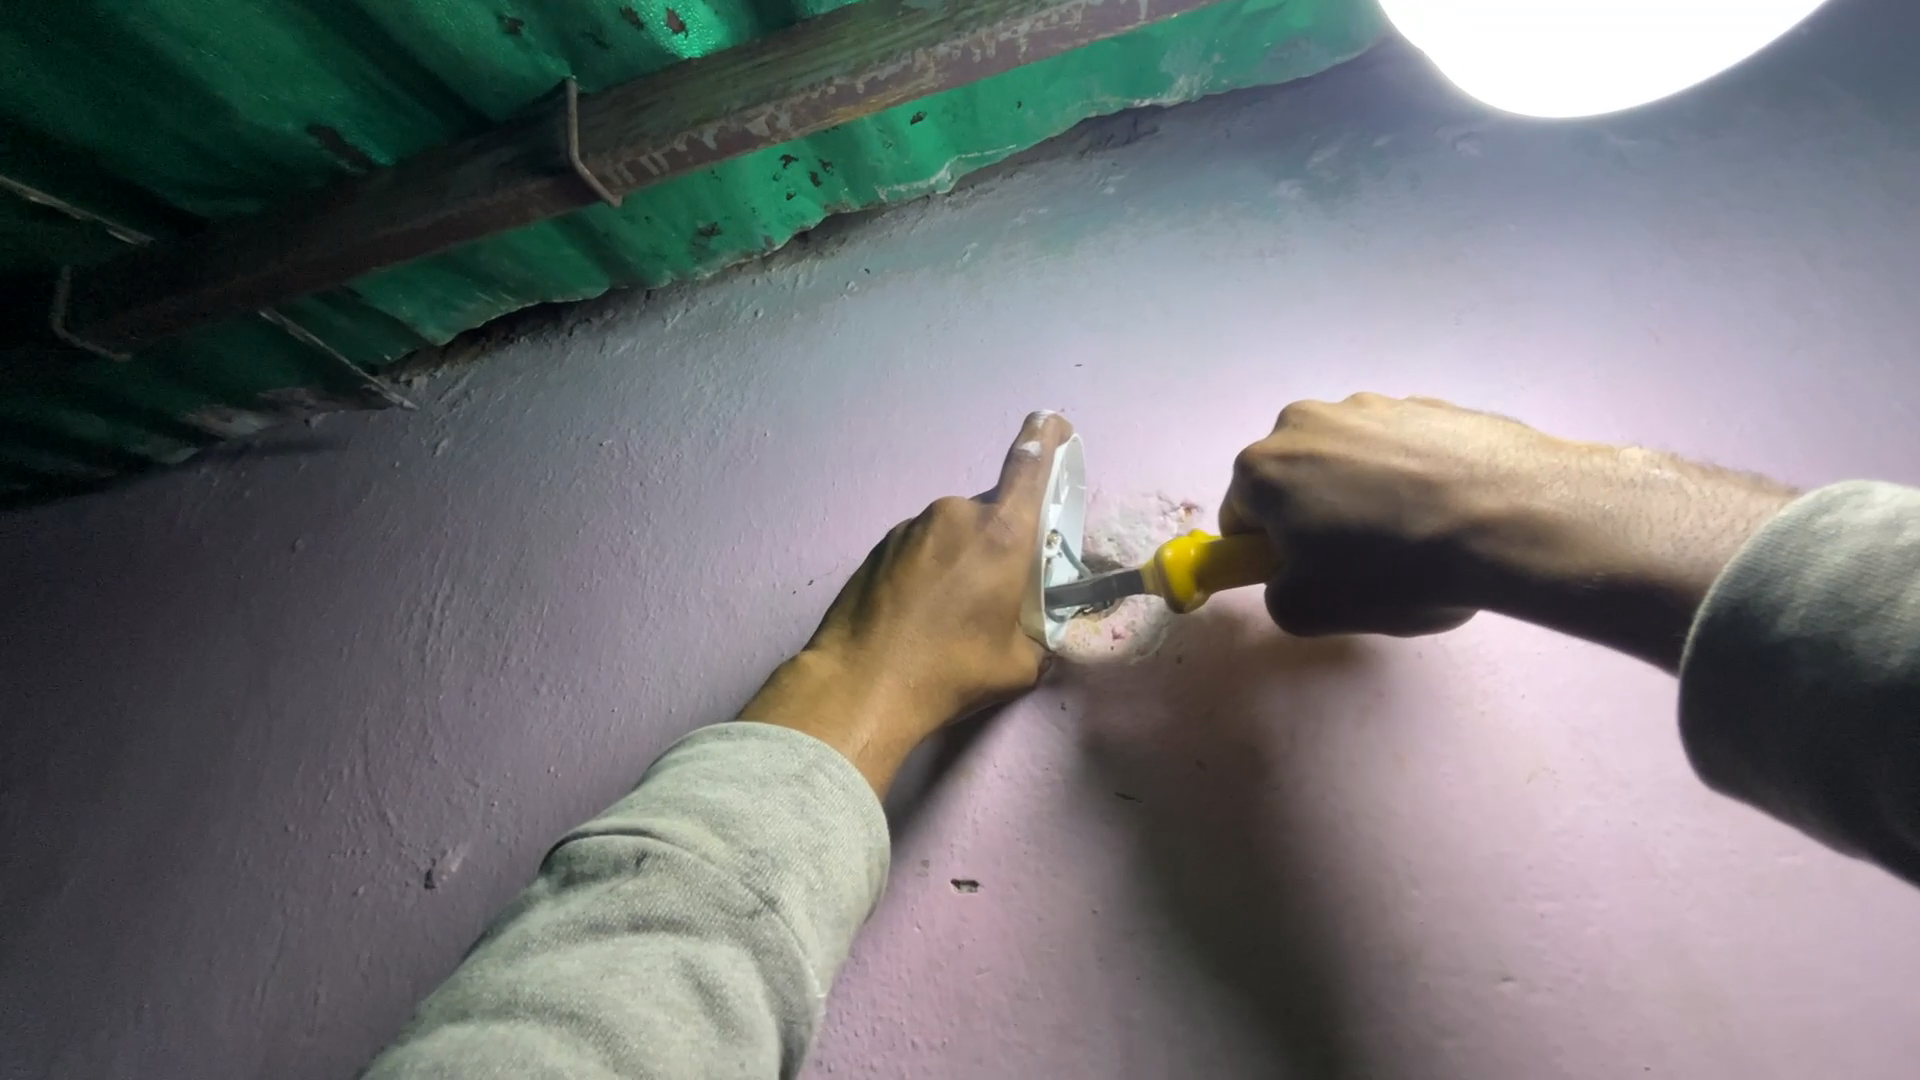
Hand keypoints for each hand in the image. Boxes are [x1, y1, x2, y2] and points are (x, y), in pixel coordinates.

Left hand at [740, 411, 1073, 793]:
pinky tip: (920, 610)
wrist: (860, 685)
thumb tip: (1036, 627)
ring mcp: (912, 525)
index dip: (1048, 437)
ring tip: (951, 609)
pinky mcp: (881, 544)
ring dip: (964, 556)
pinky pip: (923, 545)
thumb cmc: (951, 672)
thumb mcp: (1020, 662)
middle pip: (994, 512)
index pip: (1031, 462)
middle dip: (1003, 541)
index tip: (1055, 425)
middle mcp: (956, 515)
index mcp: (1001, 534)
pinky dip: (931, 566)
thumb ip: (1040, 630)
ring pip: (956, 530)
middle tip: (998, 590)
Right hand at [1222, 394, 1794, 669]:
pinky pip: (1396, 448)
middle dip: (1310, 517)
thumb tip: (1290, 573)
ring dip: (1358, 493)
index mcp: (1261, 468)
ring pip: (1342, 462)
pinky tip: (1445, 509)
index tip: (1306, 573)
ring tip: (1413, 535)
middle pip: (1288, 483)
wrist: (1521, 520)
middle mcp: (1303, 422)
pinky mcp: (1427, 402)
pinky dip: (1407, 475)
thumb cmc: (1394, 568)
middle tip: (1359, 559)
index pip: (1240, 518)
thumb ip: (1273, 593)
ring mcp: (1369, 405)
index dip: (1267, 553)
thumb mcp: (1306, 612)